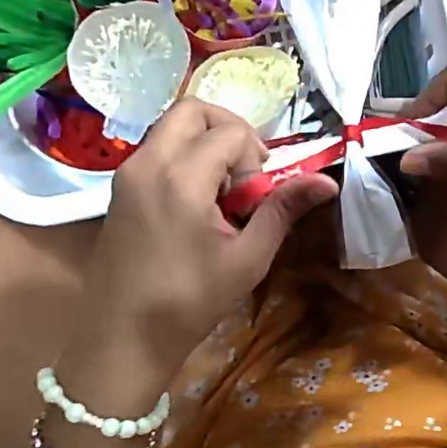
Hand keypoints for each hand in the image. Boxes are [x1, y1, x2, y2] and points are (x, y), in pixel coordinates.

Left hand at [61, 100, 337, 375]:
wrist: (123, 337)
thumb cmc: (191, 301)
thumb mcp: (249, 258)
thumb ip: (283, 209)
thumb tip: (327, 181)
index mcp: (181, 179)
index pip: (230, 132)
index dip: (255, 157)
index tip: (256, 197)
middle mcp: (148, 163)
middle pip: (193, 110)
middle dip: (229, 130)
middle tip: (246, 172)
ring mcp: (127, 173)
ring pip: (172, 126)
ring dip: (205, 142)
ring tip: (222, 190)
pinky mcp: (119, 187)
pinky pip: (157, 149)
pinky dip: (184, 156)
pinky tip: (197, 202)